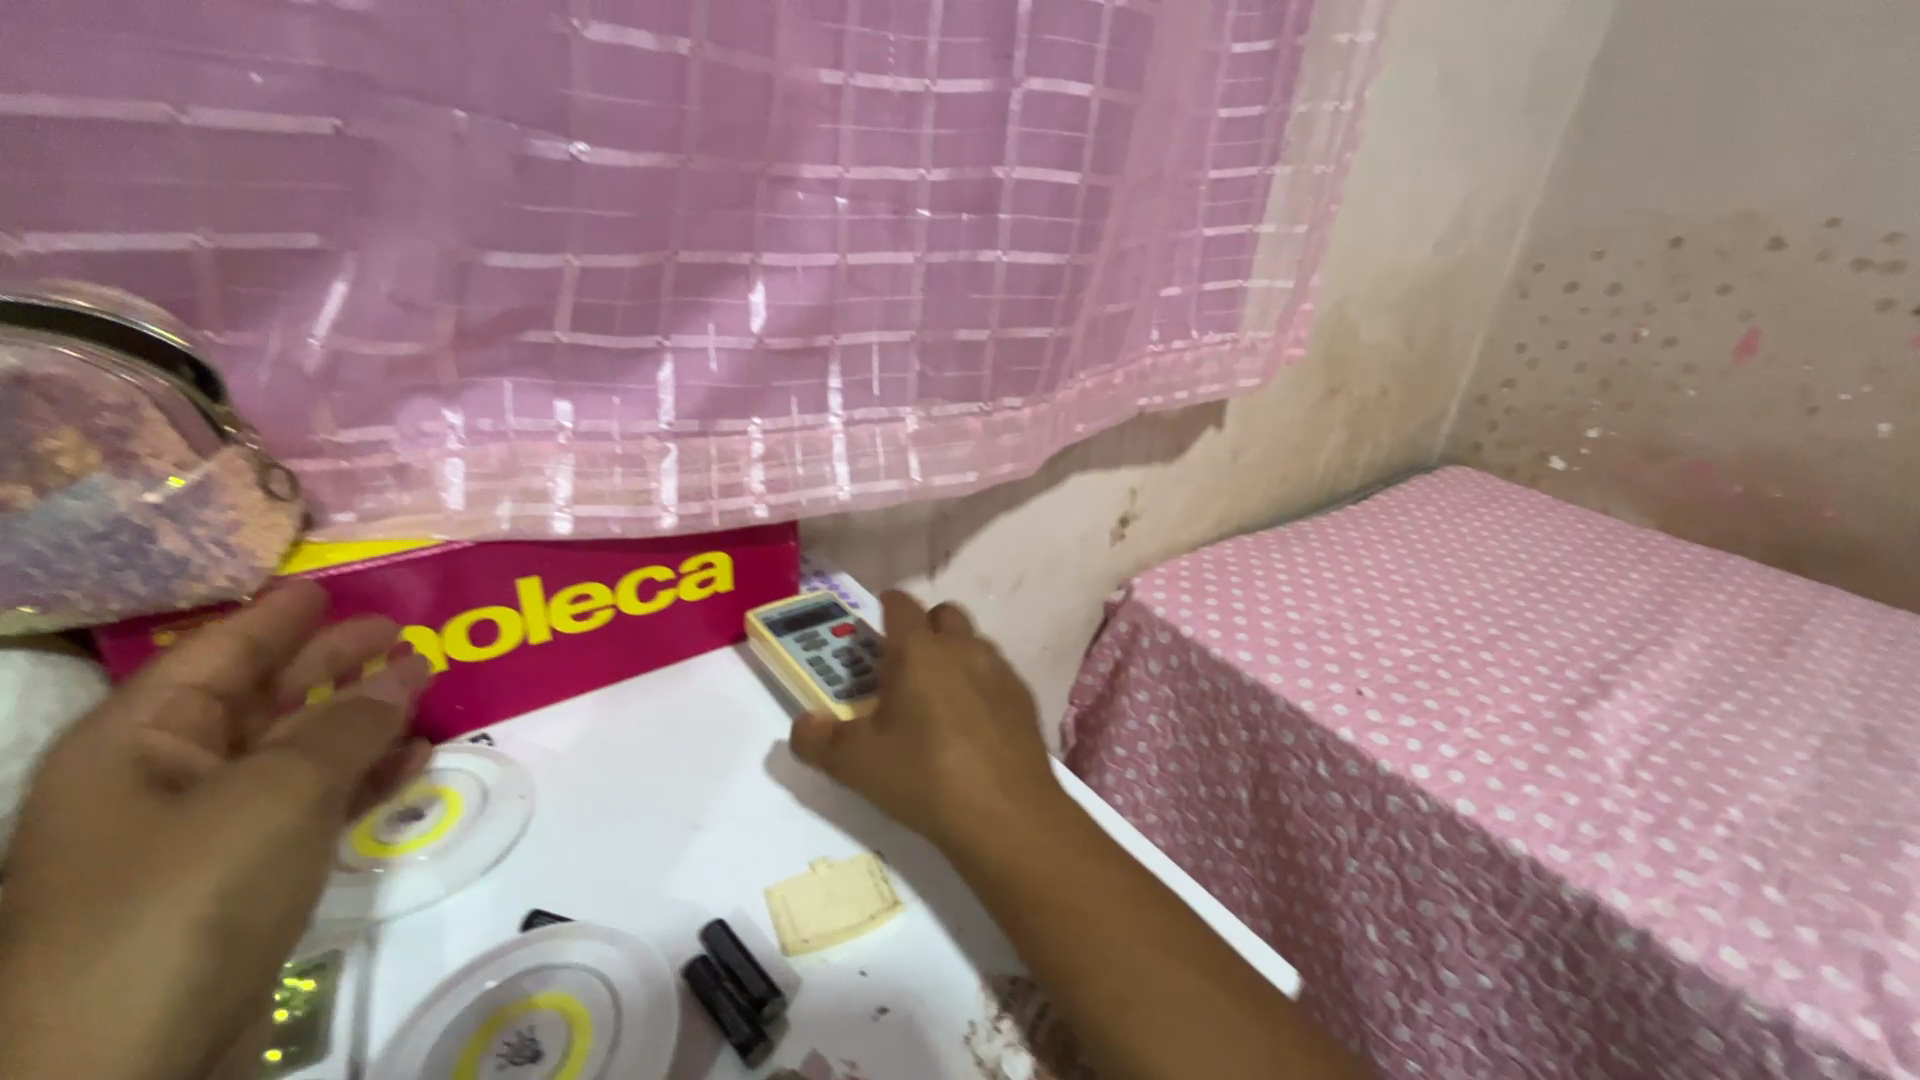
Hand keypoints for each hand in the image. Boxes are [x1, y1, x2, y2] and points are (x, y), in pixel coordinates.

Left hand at [0, 580, 433, 1079]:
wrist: (124, 1059)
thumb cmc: (184, 897)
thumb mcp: (277, 794)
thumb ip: (349, 726)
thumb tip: (408, 671)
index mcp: (138, 743)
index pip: (218, 656)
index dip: (277, 619)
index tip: (329, 586)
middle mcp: (164, 780)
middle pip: (260, 700)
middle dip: (331, 665)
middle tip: (400, 632)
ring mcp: (203, 835)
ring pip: (295, 755)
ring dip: (361, 723)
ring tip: (425, 690)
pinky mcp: (240, 882)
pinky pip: (311, 808)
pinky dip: (363, 782)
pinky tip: (414, 763)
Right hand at [788, 591, 1065, 852]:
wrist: (1006, 814)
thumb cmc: (922, 776)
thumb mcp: (853, 764)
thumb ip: (817, 739)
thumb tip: (804, 725)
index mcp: (917, 651)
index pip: (901, 604)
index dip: (887, 605)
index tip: (877, 616)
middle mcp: (962, 648)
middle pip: (944, 614)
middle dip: (924, 627)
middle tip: (904, 663)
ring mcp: (999, 671)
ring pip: (974, 643)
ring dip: (954, 656)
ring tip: (937, 697)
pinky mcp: (1025, 699)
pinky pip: (997, 676)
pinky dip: (980, 686)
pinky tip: (971, 725)